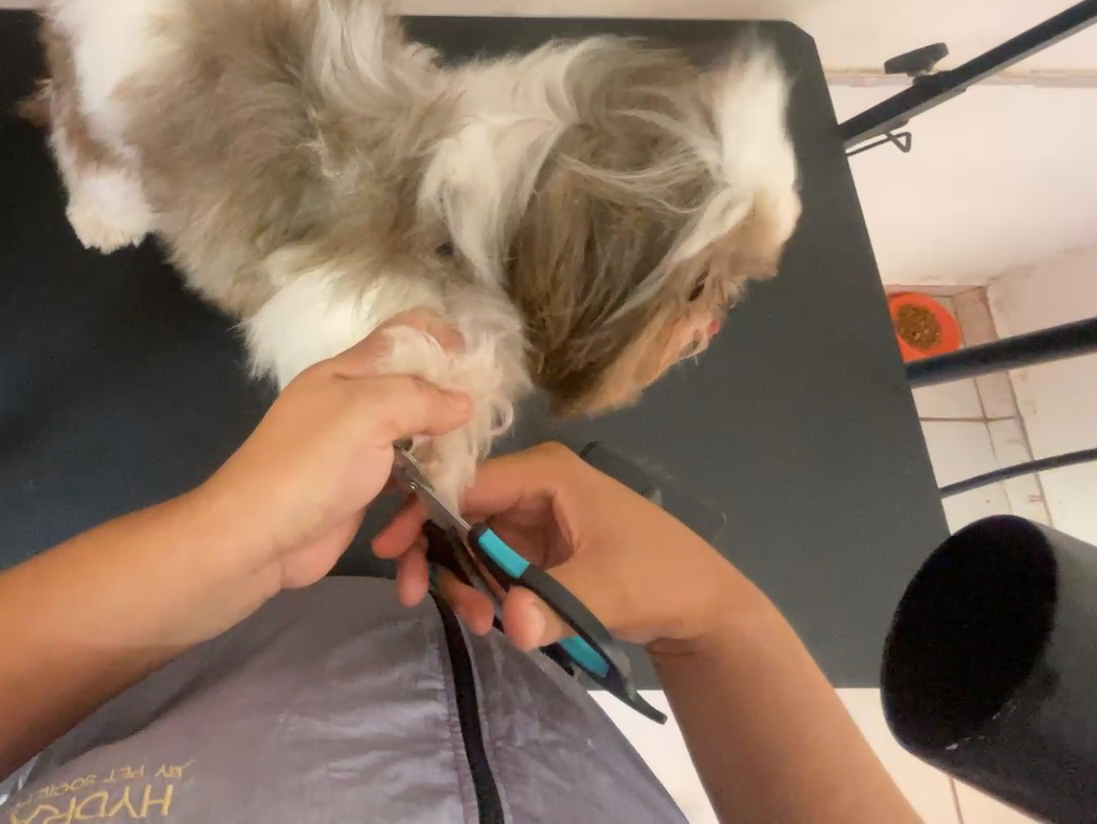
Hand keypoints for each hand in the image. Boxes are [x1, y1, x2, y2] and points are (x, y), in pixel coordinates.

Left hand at [193, 312, 474, 592]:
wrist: (259, 536)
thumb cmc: (311, 464)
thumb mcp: (367, 412)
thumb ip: (419, 397)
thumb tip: (463, 401)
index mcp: (347, 370)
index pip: (401, 333)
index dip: (441, 337)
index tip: (477, 366)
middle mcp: (352, 401)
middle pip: (412, 382)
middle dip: (450, 393)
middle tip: (488, 417)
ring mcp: (355, 445)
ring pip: (412, 429)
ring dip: (442, 438)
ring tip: (475, 452)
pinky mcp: (359, 485)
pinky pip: (404, 470)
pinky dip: (427, 474)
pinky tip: (449, 484)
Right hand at [372, 443, 764, 655]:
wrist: (704, 608)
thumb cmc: (663, 576)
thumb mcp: (613, 589)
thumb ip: (558, 604)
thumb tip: (512, 625)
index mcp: (543, 472)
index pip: (466, 482)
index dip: (424, 511)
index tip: (392, 548)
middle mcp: (527, 486)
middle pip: (456, 510)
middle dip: (434, 552)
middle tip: (413, 594)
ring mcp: (526, 516)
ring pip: (465, 540)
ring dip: (457, 578)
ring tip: (477, 622)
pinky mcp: (529, 547)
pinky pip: (485, 562)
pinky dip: (477, 589)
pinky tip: (487, 618)